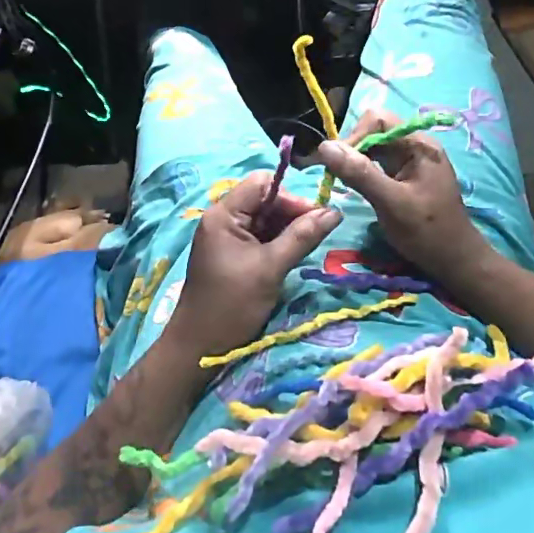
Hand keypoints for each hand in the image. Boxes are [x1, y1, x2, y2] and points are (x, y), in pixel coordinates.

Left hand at [165, 171, 342, 359]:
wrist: (198, 349)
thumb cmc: (231, 305)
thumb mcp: (271, 268)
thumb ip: (302, 237)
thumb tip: (334, 212)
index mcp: (223, 214)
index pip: (262, 184)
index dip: (290, 195)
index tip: (315, 217)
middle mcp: (222, 219)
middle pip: (264, 200)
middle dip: (292, 213)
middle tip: (318, 233)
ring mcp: (226, 237)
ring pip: (264, 219)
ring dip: (288, 229)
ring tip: (310, 244)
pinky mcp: (232, 254)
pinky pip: (260, 237)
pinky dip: (278, 242)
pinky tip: (294, 254)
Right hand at [316, 109, 490, 282]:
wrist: (456, 262)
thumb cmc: (428, 232)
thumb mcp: (391, 203)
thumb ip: (360, 173)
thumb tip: (324, 146)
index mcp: (418, 144)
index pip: (377, 120)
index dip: (353, 137)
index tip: (336, 164)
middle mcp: (414, 145)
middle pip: (373, 130)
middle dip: (351, 148)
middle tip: (336, 175)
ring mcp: (410, 160)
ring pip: (372, 146)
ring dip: (354, 160)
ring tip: (342, 181)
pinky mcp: (403, 175)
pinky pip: (376, 162)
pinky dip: (361, 170)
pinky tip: (355, 186)